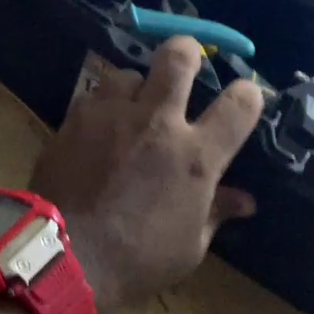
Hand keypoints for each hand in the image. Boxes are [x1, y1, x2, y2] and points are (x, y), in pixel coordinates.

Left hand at [28, 36, 264, 313]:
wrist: (65, 254)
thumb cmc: (137, 260)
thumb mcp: (189, 246)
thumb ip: (214, 212)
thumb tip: (243, 200)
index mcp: (196, 156)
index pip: (239, 105)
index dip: (248, 94)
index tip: (243, 95)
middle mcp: (156, 123)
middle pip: (178, 59)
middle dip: (186, 53)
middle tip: (184, 66)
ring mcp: (110, 116)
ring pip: (128, 73)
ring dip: (135, 87)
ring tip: (130, 107)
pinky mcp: (74, 119)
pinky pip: (94, 96)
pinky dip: (101, 105)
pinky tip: (98, 125)